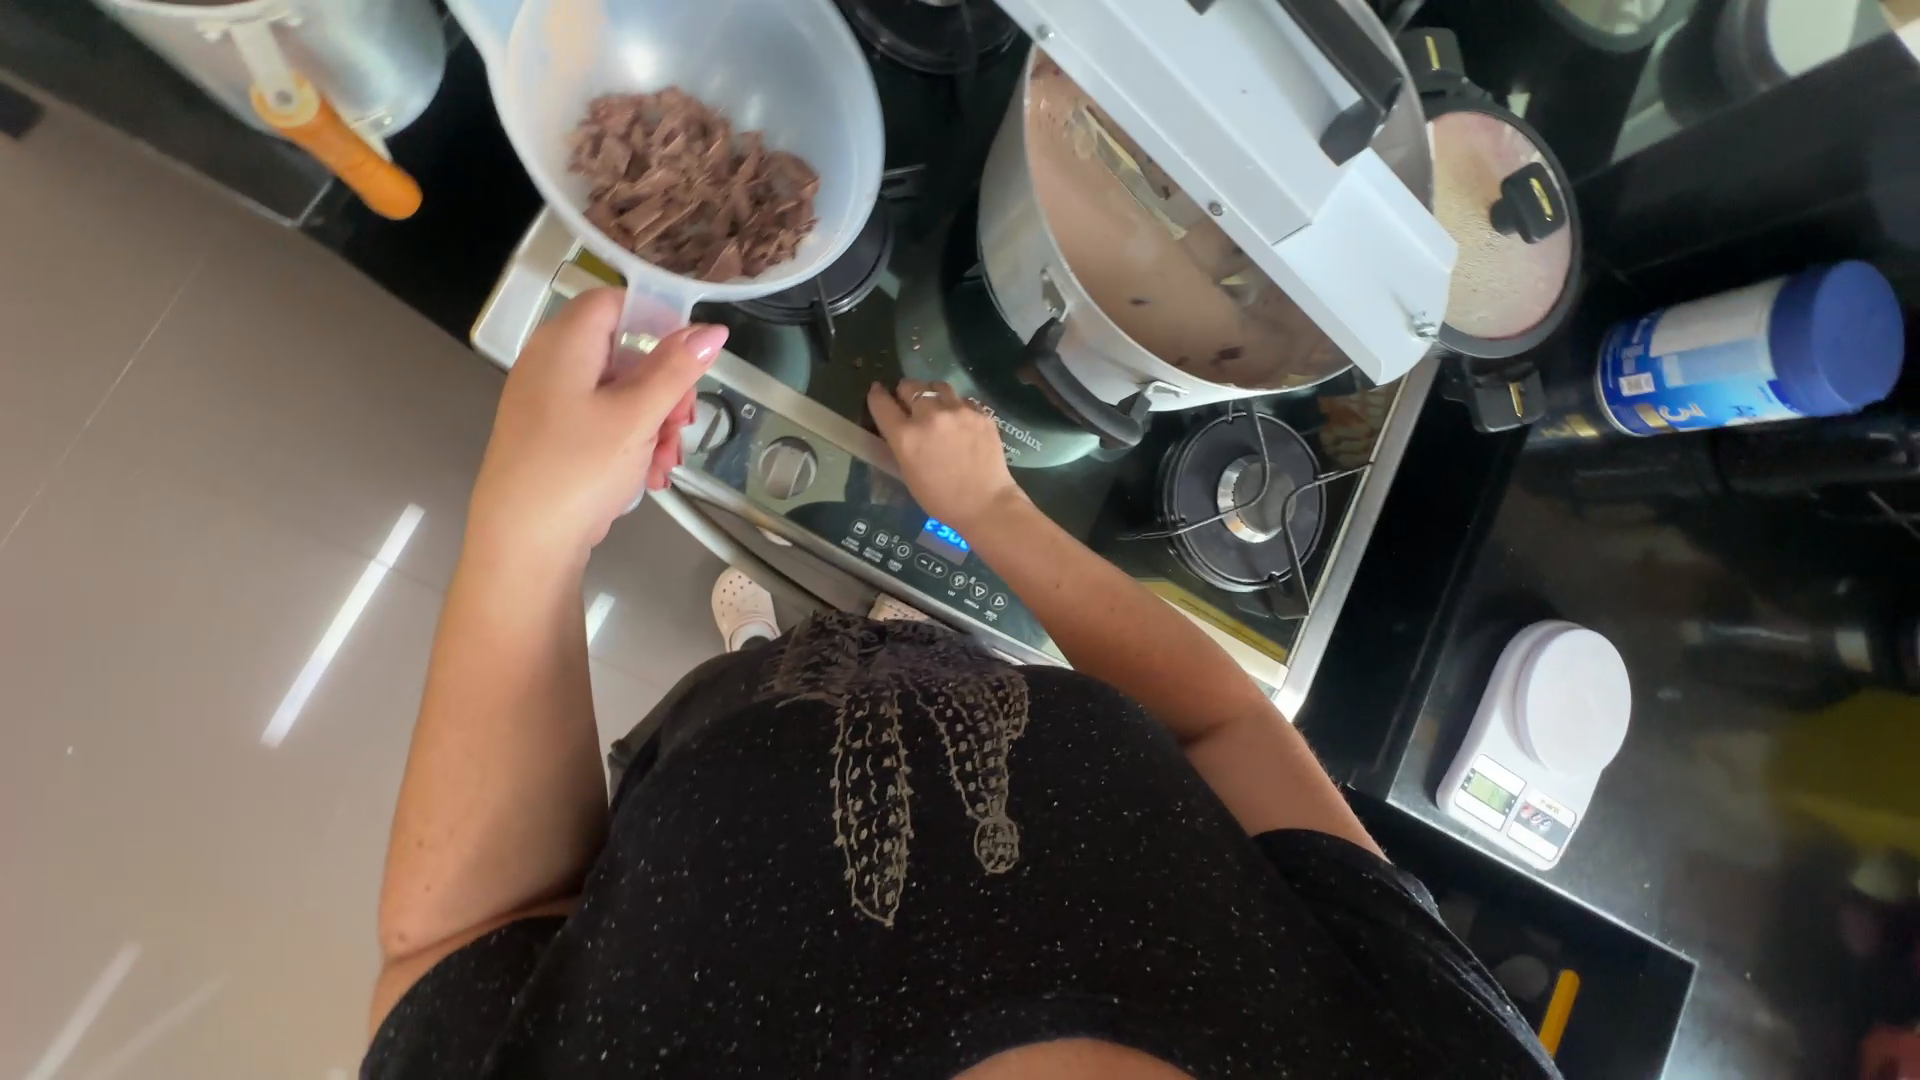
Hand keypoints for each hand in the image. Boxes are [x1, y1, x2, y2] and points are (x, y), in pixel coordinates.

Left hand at [468, 288, 726, 560]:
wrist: (523, 541)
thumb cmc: (579, 468)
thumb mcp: (638, 415)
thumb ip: (676, 369)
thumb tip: (712, 329)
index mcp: (565, 344)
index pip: (614, 301)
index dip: (657, 319)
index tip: (690, 359)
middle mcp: (552, 364)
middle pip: (623, 353)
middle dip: (665, 388)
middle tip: (683, 425)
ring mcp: (550, 403)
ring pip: (620, 394)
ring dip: (655, 423)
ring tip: (667, 463)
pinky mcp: (553, 437)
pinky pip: (603, 423)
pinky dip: (632, 442)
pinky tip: (649, 476)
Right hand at [866, 379, 1027, 531]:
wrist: (986, 504)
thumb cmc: (941, 499)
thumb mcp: (908, 473)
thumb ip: (901, 444)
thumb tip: (899, 425)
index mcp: (906, 436)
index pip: (882, 403)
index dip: (877, 395)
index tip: (878, 392)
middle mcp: (929, 416)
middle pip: (910, 386)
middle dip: (905, 392)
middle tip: (909, 401)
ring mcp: (958, 411)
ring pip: (937, 386)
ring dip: (931, 393)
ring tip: (935, 404)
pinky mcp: (980, 413)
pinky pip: (963, 400)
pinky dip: (956, 406)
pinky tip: (960, 420)